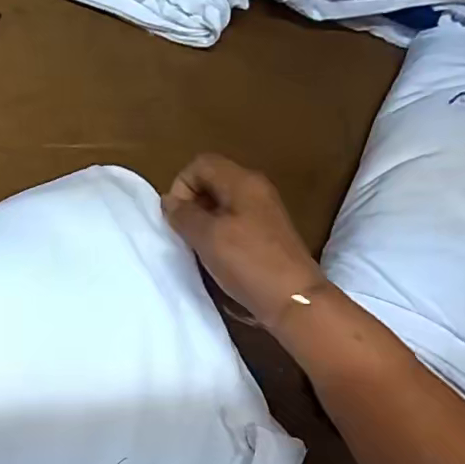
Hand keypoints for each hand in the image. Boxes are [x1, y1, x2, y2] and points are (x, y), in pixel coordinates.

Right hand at [162, 154, 326, 327]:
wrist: (295, 300)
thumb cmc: (249, 263)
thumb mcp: (208, 237)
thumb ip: (184, 215)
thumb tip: (170, 201)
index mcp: (243, 181)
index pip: (201, 164)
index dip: (181, 186)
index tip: (177, 219)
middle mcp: (256, 189)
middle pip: (212, 182)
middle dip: (192, 205)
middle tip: (186, 236)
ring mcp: (265, 212)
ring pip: (223, 205)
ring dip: (205, 223)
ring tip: (201, 250)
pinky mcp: (269, 235)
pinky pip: (236, 223)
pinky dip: (221, 235)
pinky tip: (219, 259)